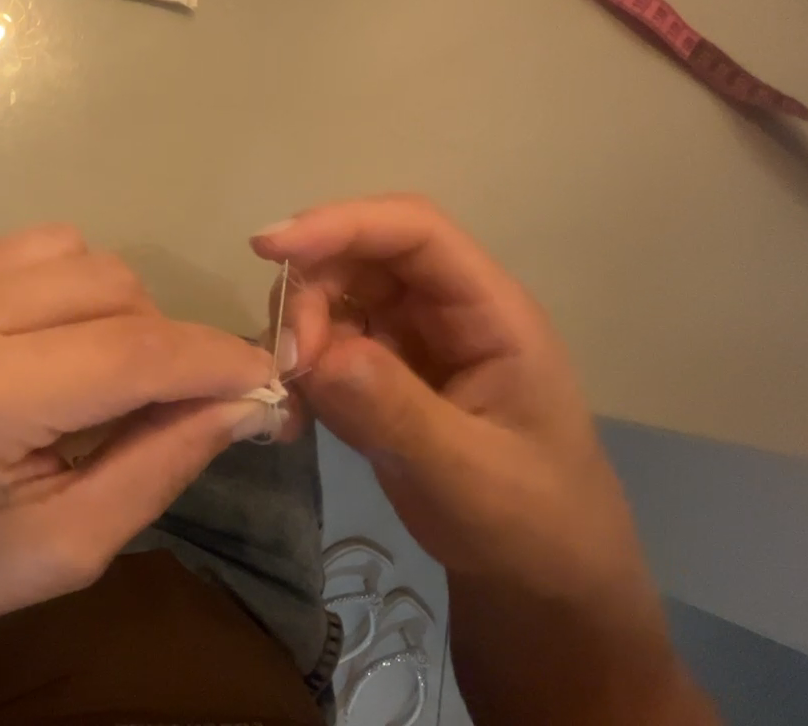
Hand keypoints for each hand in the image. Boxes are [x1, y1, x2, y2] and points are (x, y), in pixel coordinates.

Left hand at [0, 224, 278, 661]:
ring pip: (78, 254)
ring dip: (120, 310)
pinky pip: (34, 250)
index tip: (269, 381)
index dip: (214, 361)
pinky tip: (61, 344)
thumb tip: (247, 399)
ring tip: (106, 379)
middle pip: (110, 286)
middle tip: (174, 402)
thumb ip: (164, 461)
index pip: (129, 352)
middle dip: (166, 340)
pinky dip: (73, 288)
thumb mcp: (70, 546)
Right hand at [253, 195, 644, 603]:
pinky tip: (297, 416)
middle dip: (310, 291)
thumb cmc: (531, 524)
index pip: (414, 233)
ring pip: (332, 293)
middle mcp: (444, 310)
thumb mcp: (469, 475)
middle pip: (359, 255)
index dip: (342, 225)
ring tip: (295, 395)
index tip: (270, 249)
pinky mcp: (378, 369)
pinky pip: (322, 340)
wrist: (537, 581)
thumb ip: (396, 413)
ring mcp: (408, 338)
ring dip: (298, 330)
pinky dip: (297, 365)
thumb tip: (319, 354)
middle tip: (287, 359)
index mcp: (489, 313)